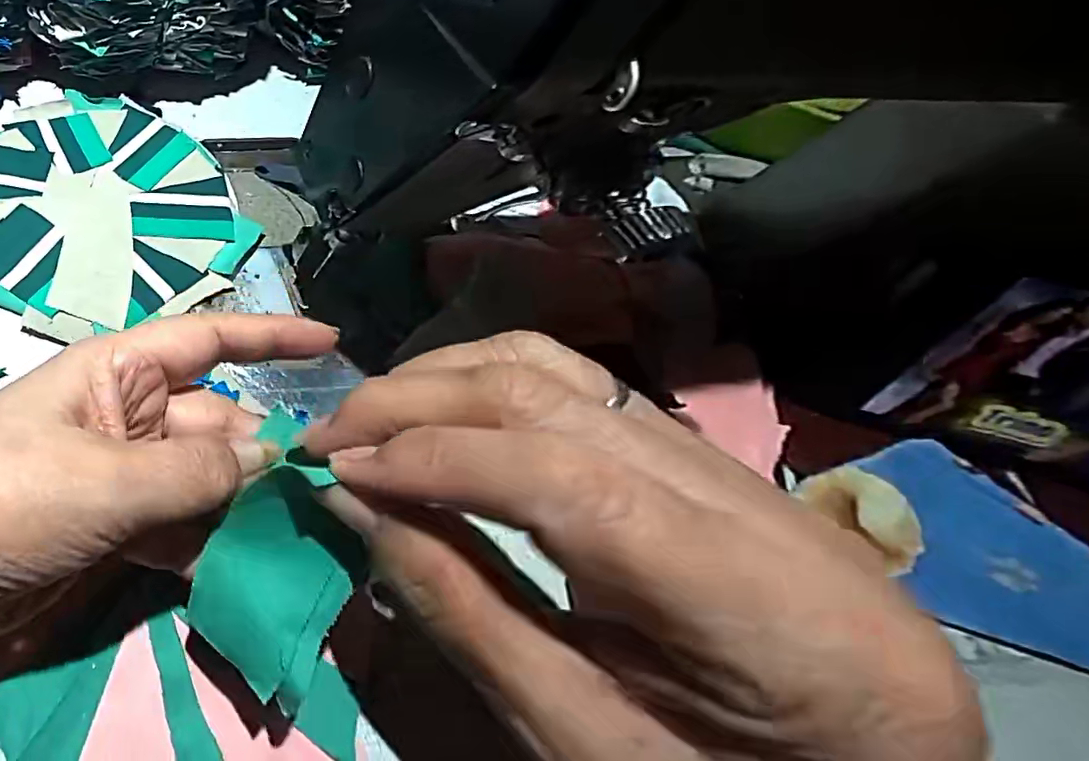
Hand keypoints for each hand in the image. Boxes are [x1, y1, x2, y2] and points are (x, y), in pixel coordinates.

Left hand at [0, 313, 335, 675]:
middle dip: (269, 453)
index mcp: (122, 370)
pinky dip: (208, 545)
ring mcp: (121, 470)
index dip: (273, 337)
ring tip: (305, 537)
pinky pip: (177, 524)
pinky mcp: (112, 523)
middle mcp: (128, 411)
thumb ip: (194, 472)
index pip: (210, 339)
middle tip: (331, 491)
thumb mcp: (104, 481)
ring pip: (203, 480)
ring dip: (244, 507)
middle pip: (218, 423)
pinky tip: (244, 569)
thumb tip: (272, 458)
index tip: (332, 341)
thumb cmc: (2, 495)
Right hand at [300, 332, 984, 760]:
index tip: (339, 469)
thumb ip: (460, 608)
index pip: (563, 478)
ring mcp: (713, 453)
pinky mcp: (678, 442)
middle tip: (330, 434)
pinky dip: (479, 376)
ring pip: (550, 365)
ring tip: (370, 416)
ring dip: (440, 376)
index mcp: (758, 602)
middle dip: (415, 403)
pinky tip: (436, 403)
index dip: (434, 460)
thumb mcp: (580, 739)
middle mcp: (744, 494)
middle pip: (545, 395)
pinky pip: (565, 376)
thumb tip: (353, 501)